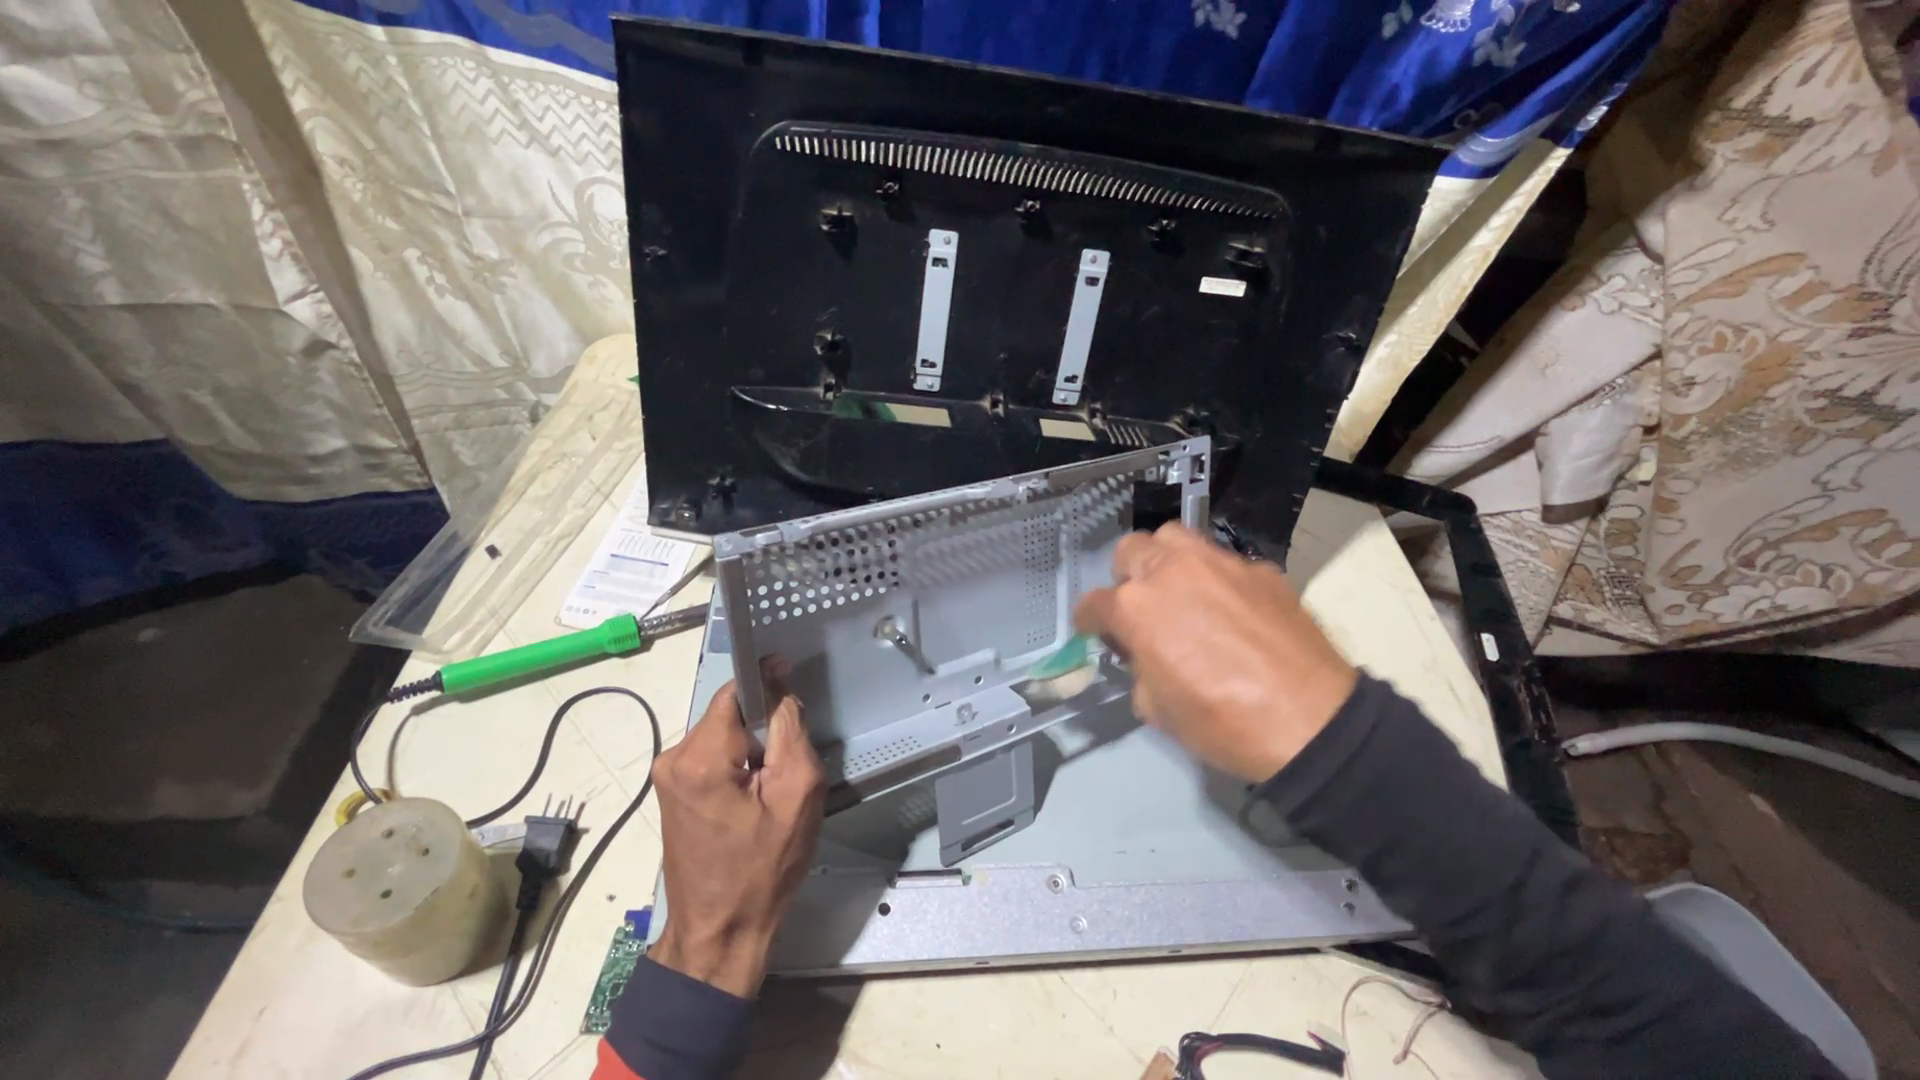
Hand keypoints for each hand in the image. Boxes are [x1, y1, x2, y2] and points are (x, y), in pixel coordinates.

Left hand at [649, 677, 824, 997]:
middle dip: (764, 730)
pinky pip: (712, 759)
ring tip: (774, 792)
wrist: (720, 932)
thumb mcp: (797, 795)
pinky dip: (738, 769)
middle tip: (790, 769)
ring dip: (752, 752)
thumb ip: (791, 730)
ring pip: (723, 736)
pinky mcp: (671, 794)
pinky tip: (755, 803)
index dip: (770, 686)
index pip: (737, 691)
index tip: (797, 697)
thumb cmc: (763, 869)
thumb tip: (780, 684)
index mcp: (699, 756)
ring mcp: (666, 777)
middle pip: (730, 715)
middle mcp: (672, 757)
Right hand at [1073, 523, 1357, 782]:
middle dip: (1127, 577)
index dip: (1090, 621)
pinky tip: (1233, 611)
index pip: (1094, 603)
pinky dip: (1216, 580)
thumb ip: (1139, 670)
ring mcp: (1219, 564)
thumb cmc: (1222, 723)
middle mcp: (1171, 572)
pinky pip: (1224, 563)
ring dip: (1167, 561)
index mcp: (1136, 608)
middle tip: (1141, 607)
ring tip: (1181, 592)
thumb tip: (1144, 657)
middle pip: (1130, 551)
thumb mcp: (1158, 710)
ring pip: (1175, 539)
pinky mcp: (1259, 569)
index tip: (1095, 631)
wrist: (1310, 721)